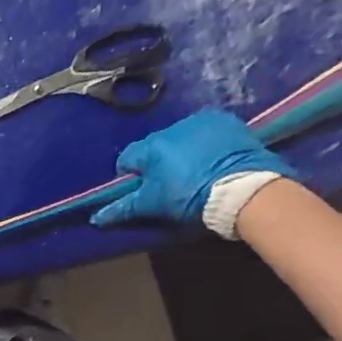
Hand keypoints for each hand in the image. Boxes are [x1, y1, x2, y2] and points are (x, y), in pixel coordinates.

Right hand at [90, 110, 294, 236]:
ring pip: (180, 138)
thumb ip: (123, 208)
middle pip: (154, 148)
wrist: (246, 190)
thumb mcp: (154, 205)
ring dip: (183, 152)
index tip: (146, 191)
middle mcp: (171, 128)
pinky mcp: (226, 121)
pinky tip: (215, 160)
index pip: (128, 159)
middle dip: (159, 164)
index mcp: (150, 146)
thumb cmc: (191, 197)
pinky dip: (206, 143)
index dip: (133, 177)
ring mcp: (200, 122)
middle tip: (172, 186)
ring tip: (196, 174)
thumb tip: (95, 218)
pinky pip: (207, 132)